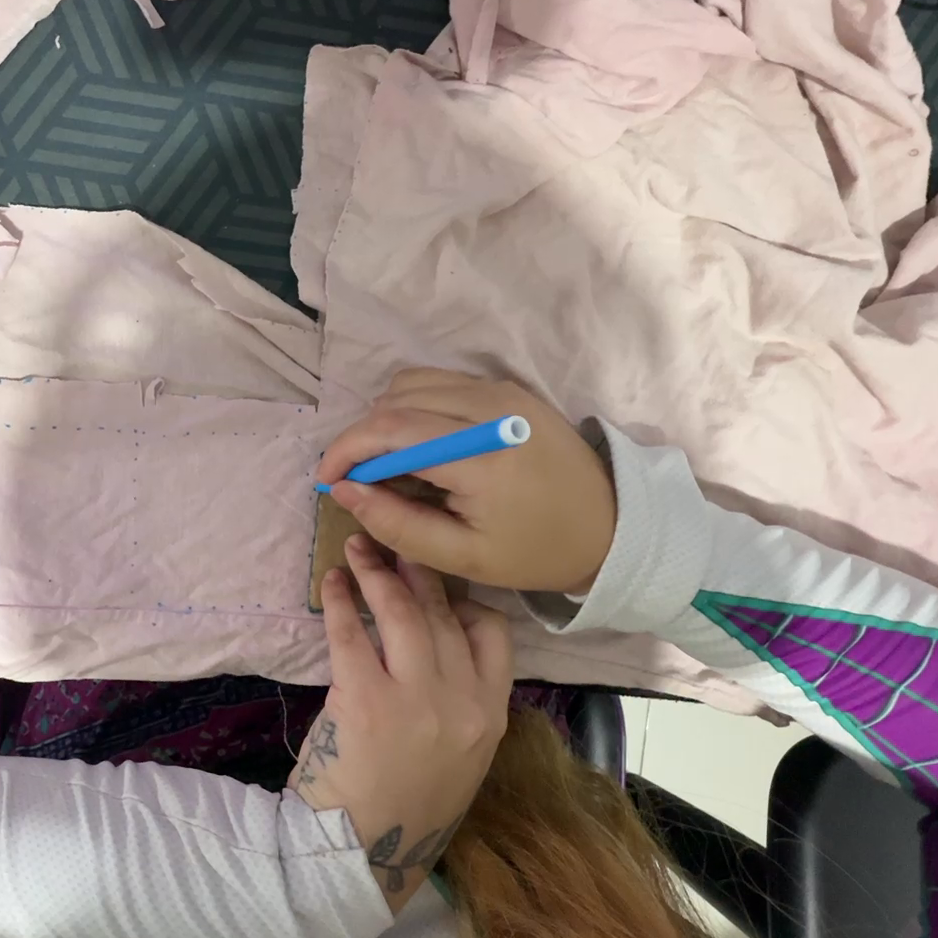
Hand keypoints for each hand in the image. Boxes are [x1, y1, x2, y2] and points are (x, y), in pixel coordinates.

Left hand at [287, 536, 512, 914]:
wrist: (361, 855)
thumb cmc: (408, 798)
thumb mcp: (460, 752)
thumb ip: (462, 696)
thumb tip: (439, 633)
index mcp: (491, 714)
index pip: (495, 633)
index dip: (465, 595)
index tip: (439, 578)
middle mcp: (462, 701)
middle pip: (443, 612)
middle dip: (416, 569)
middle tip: (393, 542)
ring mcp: (416, 700)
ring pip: (400, 611)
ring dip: (376, 571)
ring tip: (358, 549)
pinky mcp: (365, 699)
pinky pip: (352, 633)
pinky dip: (340, 601)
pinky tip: (332, 583)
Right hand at [315, 368, 616, 593]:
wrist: (612, 525)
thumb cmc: (535, 550)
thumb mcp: (462, 557)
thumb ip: (397, 524)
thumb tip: (344, 491)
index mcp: (481, 456)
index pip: (390, 430)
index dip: (346, 450)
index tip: (326, 481)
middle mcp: (488, 408)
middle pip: (394, 400)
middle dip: (360, 438)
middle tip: (355, 480)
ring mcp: (499, 390)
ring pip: (410, 383)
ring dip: (383, 418)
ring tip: (386, 462)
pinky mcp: (505, 386)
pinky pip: (436, 380)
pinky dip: (410, 405)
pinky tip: (416, 443)